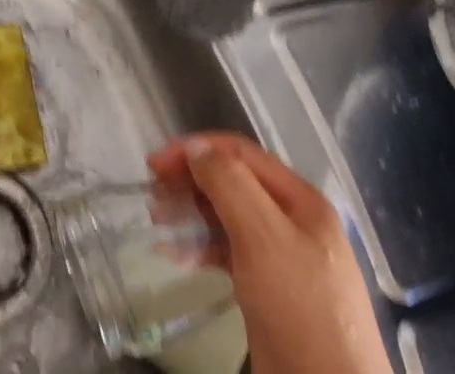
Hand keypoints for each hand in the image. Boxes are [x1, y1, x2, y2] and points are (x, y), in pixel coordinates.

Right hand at [149, 133, 393, 373]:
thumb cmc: (299, 306)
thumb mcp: (263, 237)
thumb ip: (230, 185)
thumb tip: (195, 148)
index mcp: (301, 199)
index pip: (241, 153)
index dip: (196, 150)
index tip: (154, 165)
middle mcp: (294, 221)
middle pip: (234, 182)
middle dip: (191, 181)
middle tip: (153, 195)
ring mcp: (283, 256)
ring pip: (228, 217)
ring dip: (191, 212)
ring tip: (159, 223)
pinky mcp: (269, 288)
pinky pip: (229, 251)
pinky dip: (201, 246)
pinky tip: (178, 255)